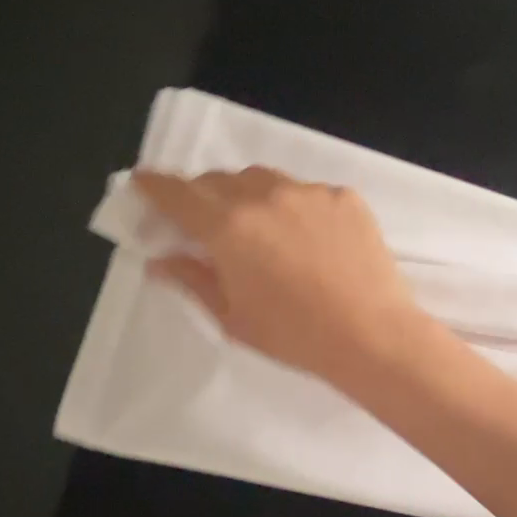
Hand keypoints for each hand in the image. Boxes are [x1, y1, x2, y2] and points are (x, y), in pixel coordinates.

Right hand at [134, 167, 432, 382]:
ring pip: (266, 180)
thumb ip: (194, 280)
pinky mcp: (346, 199)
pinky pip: (309, 193)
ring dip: (251, 195)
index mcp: (228, 227)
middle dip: (204, 195)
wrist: (372, 335)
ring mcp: (310, 193)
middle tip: (206, 221)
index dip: (155, 186)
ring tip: (261, 229)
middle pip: (220, 181)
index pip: (177, 193)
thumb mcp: (234, 318)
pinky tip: (310, 241)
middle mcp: (265, 196)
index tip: (144, 184)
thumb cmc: (296, 336)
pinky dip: (297, 208)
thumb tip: (161, 259)